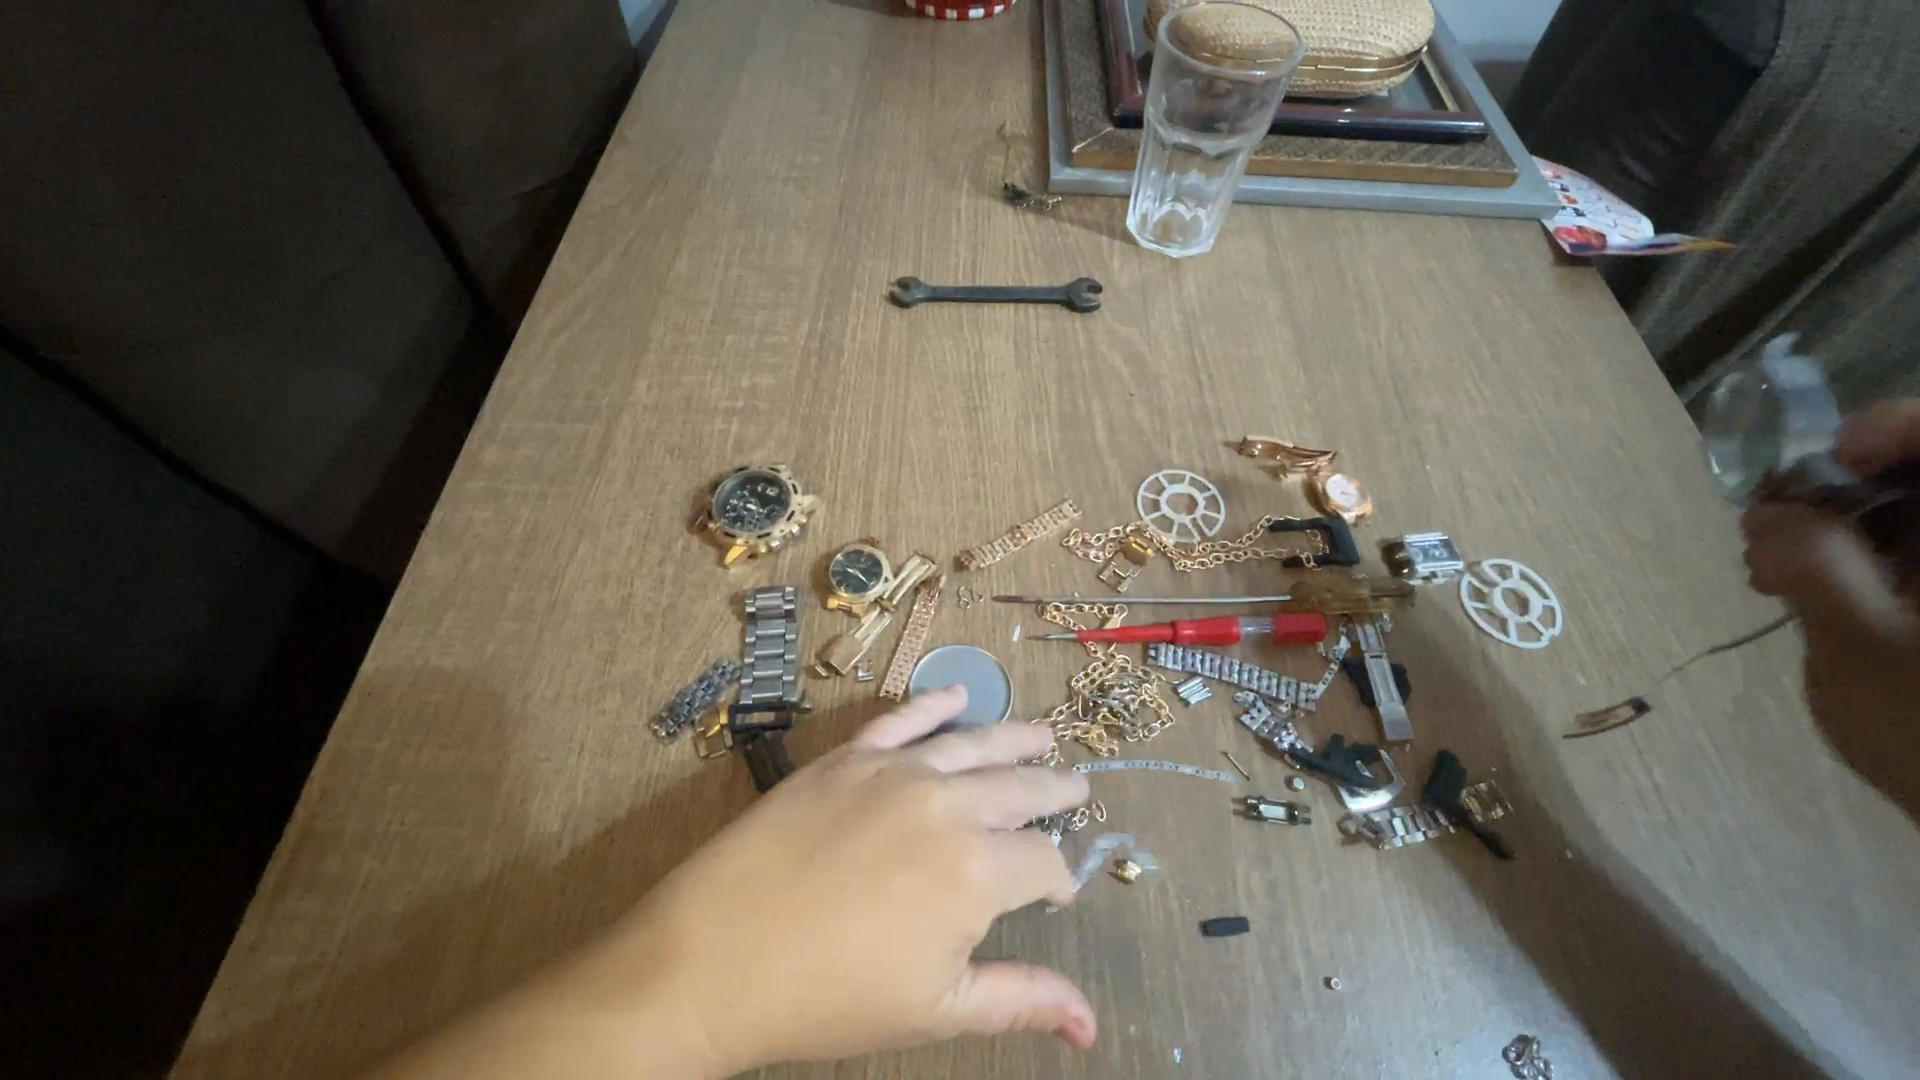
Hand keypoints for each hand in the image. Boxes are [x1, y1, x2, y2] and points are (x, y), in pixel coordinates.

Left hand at [372, 687, 1093, 1079]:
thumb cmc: (830, 997)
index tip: (1056, 890)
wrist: (715, 957)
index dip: (1058, 878)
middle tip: (1078, 785)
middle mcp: (949, 806)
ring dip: (1017, 740)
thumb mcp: (936, 1010)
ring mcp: (897, 771)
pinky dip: (936, 703)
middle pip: (1021, 791)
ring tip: (1046, 736)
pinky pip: (904, 718)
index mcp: (978, 873)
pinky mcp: (850, 754)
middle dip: (1056, 793)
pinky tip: (960, 695)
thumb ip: (1020, 1000)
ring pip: (976, 744)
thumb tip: (1091, 1024)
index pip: (1044, 863)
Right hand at [1743, 400, 1919, 811]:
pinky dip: (1861, 557)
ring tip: (1775, 572)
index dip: (1896, 430)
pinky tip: (1813, 589)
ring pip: (1914, 514)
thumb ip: (1812, 565)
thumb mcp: (1863, 649)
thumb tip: (1766, 510)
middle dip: (1844, 489)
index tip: (1824, 459)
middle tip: (1769, 530)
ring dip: (1841, 526)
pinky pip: (1912, 552)